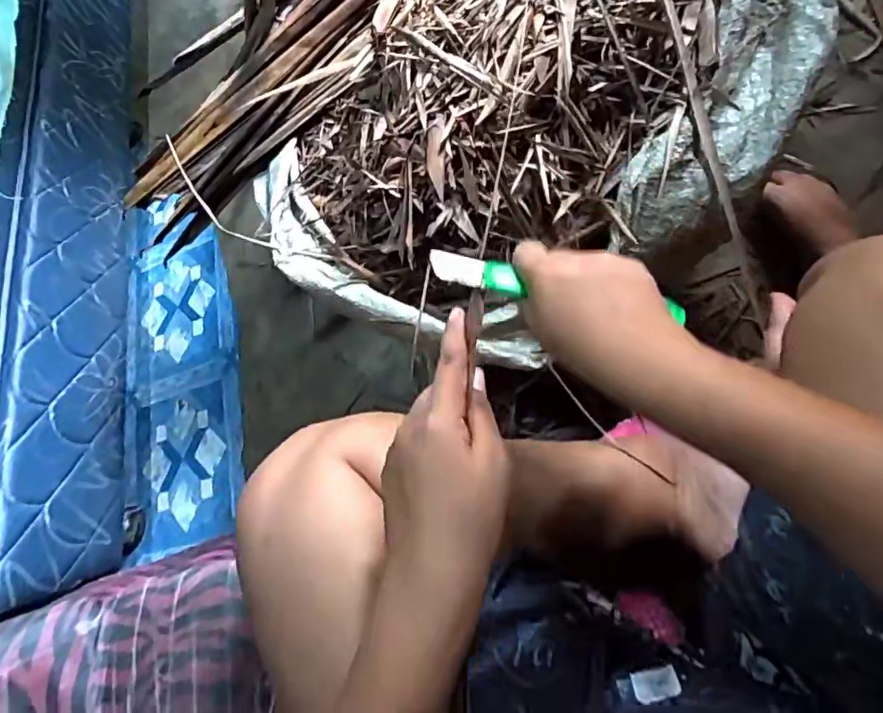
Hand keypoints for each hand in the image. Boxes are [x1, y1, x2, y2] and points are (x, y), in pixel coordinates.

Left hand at [380, 306, 509, 584]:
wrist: (429, 571)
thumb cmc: (473, 515)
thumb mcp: (492, 462)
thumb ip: (480, 414)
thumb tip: (473, 378)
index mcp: (438, 418)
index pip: (449, 365)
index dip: (456, 336)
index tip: (457, 311)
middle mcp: (411, 424)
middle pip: (437, 391)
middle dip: (455, 387)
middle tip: (480, 412)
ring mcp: (396, 446)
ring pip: (425, 414)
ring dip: (443, 415)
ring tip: (467, 450)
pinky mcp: (391, 468)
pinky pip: (415, 437)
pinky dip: (432, 438)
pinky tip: (447, 471)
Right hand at [510, 242, 685, 368]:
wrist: (646, 357)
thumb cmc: (586, 353)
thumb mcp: (542, 334)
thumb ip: (532, 305)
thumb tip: (535, 295)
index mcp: (545, 273)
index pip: (524, 250)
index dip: (527, 268)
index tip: (534, 288)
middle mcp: (575, 258)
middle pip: (558, 258)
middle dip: (559, 276)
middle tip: (570, 307)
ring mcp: (607, 258)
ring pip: (587, 264)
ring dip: (588, 280)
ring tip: (603, 313)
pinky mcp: (634, 265)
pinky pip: (613, 270)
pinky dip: (614, 284)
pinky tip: (625, 311)